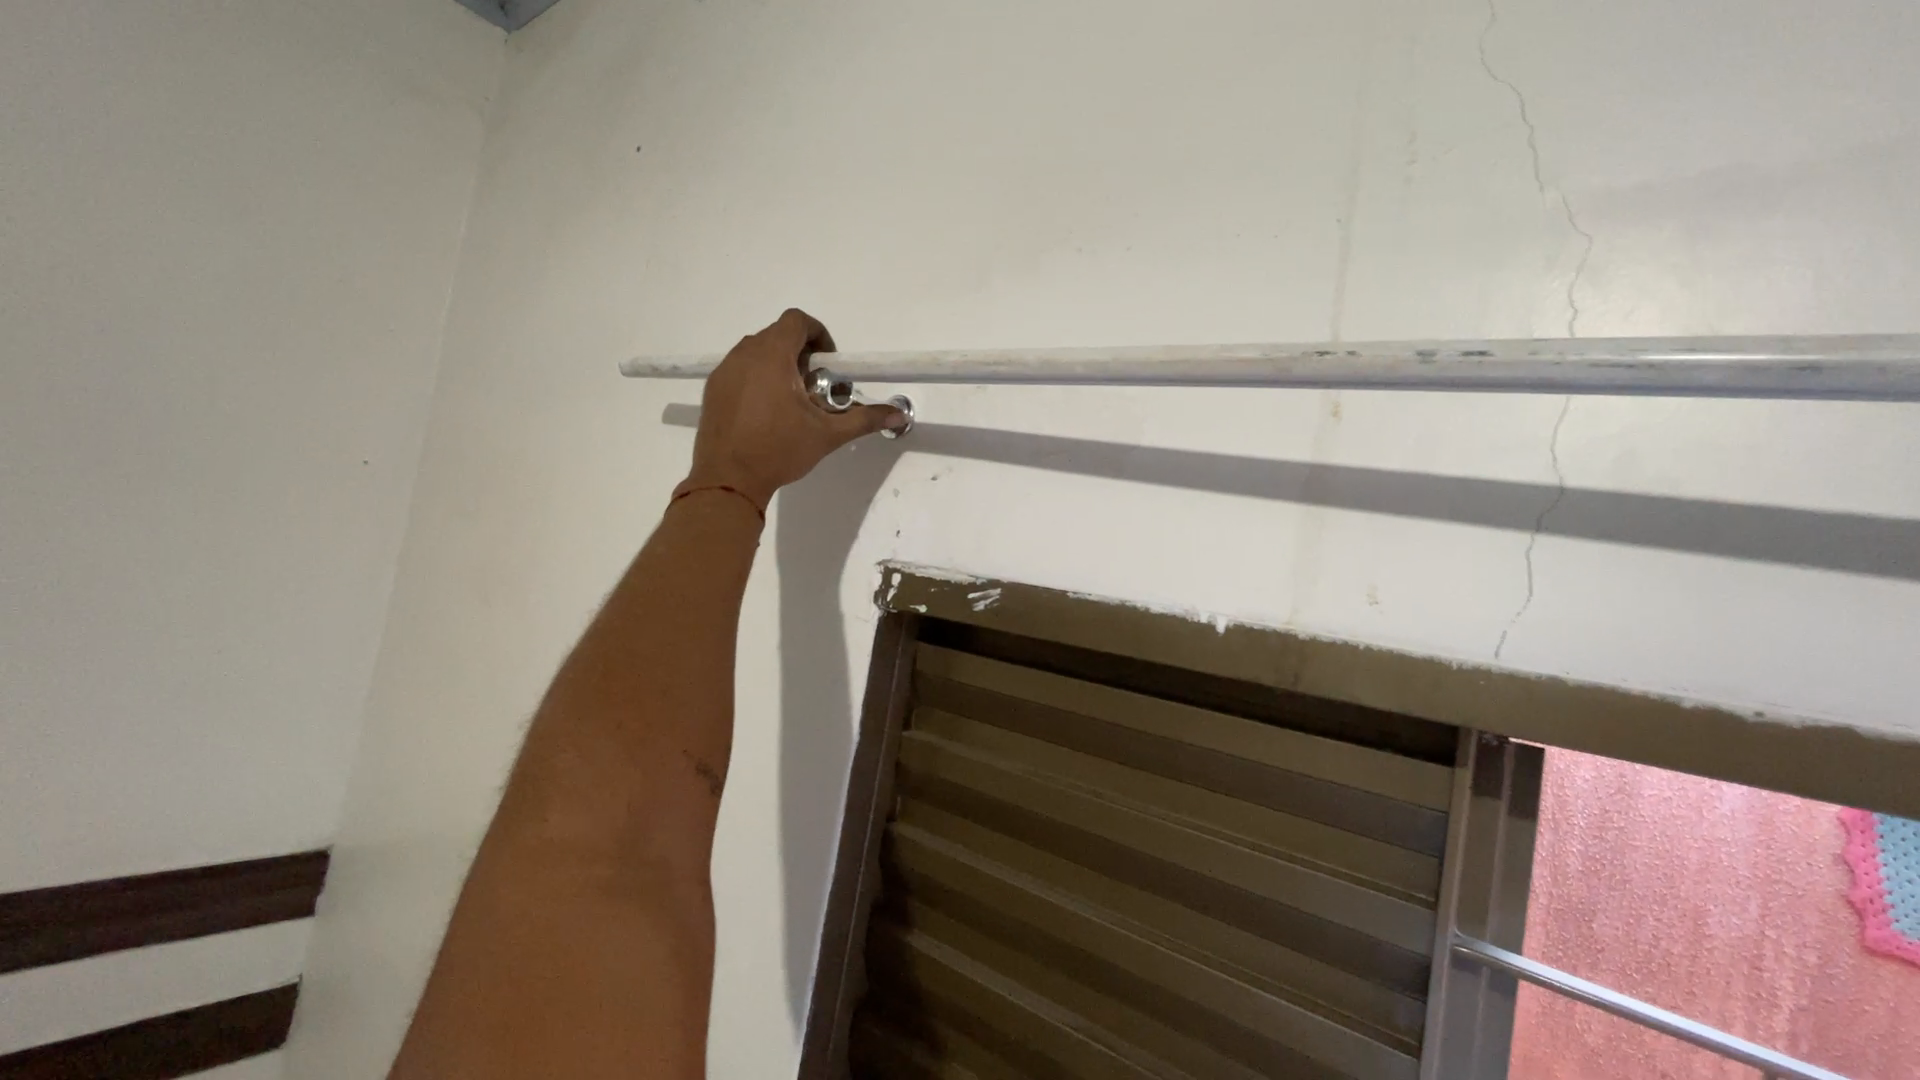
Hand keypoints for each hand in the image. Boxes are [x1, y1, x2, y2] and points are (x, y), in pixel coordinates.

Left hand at [681, 309, 904, 510]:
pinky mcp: (713, 389)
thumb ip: (864, 419)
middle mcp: (744, 355)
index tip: (829, 364)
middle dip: (801, 354)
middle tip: (815, 387)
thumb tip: (898, 414)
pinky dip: (757, 378)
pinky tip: (766, 413)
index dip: (819, 334)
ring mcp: (724, 371)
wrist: (728, 480)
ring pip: (756, 352)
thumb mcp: (827, 434)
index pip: (797, 321)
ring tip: (791, 401)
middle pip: (777, 335)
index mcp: (772, 356)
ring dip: (779, 365)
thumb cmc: (779, 451)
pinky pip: (739, 369)